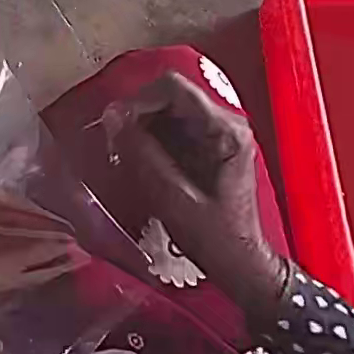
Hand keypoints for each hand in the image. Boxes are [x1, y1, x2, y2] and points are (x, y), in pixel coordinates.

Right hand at [110, 73, 290, 317]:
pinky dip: (149, 136)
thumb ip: (143, 155)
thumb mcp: (174, 198)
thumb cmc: (215, 238)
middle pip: (170, 95)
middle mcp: (224, 122)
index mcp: (225, 130)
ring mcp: (215, 132)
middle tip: (116, 138)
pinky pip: (170, 126)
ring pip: (166, 109)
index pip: (175, 89)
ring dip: (141, 124)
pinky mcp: (205, 143)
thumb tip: (113, 118)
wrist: (240, 265)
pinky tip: (137, 156)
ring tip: (123, 149)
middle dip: (138, 113)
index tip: (116, 121)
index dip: (140, 100)